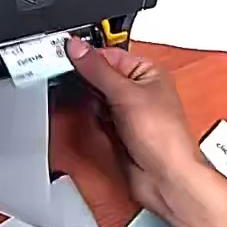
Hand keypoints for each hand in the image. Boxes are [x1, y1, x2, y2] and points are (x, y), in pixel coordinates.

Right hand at [65, 38, 206, 216]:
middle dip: (85, 78)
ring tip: (75, 96)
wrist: (164, 178)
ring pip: (97, 97)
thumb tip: (78, 48)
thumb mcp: (125, 94)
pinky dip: (90, 116)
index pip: (110, 55)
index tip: (64, 53)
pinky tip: (86, 115)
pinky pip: (97, 117)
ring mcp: (128, 111)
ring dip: (87, 99)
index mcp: (148, 72)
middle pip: (102, 75)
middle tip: (62, 74)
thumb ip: (98, 70)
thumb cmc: (164, 137)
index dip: (88, 55)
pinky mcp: (118, 131)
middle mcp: (139, 90)